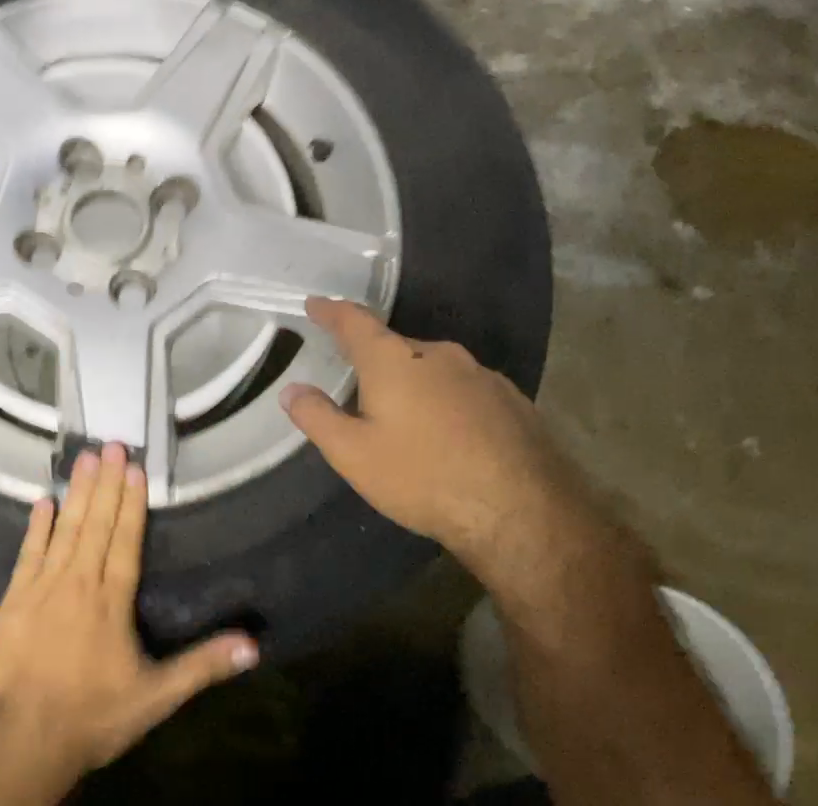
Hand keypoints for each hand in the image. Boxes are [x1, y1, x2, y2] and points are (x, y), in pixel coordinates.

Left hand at [0, 442, 258, 778]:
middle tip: (109, 444)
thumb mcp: (157, 696)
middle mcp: (78, 583)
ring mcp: (43, 587)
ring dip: (77, 494)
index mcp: (112, 601)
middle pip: (95, 525)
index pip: (125, 541)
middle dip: (106, 484)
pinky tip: (43, 501)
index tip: (134, 468)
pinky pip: (28, 553)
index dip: (131, 504)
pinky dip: (36, 527)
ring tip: (84, 459)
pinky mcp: (15, 598)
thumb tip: (254, 645)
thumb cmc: (95, 714)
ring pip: (64, 531)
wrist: (26, 735)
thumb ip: (203, 665)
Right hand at [280, 296, 605, 559]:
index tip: (316, 304)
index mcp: (394, 360)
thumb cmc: (424, 477)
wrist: (525, 512)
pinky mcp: (512, 401)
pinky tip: (449, 435)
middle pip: (396, 346)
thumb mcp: (353, 455)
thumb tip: (292, 390)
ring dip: (414, 383)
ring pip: (434, 369)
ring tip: (404, 417)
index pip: (354, 321)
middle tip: (358, 384)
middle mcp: (439, 354)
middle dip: (374, 359)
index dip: (331, 311)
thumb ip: (317, 417)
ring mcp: (482, 375)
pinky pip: (465, 390)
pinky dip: (447, 402)